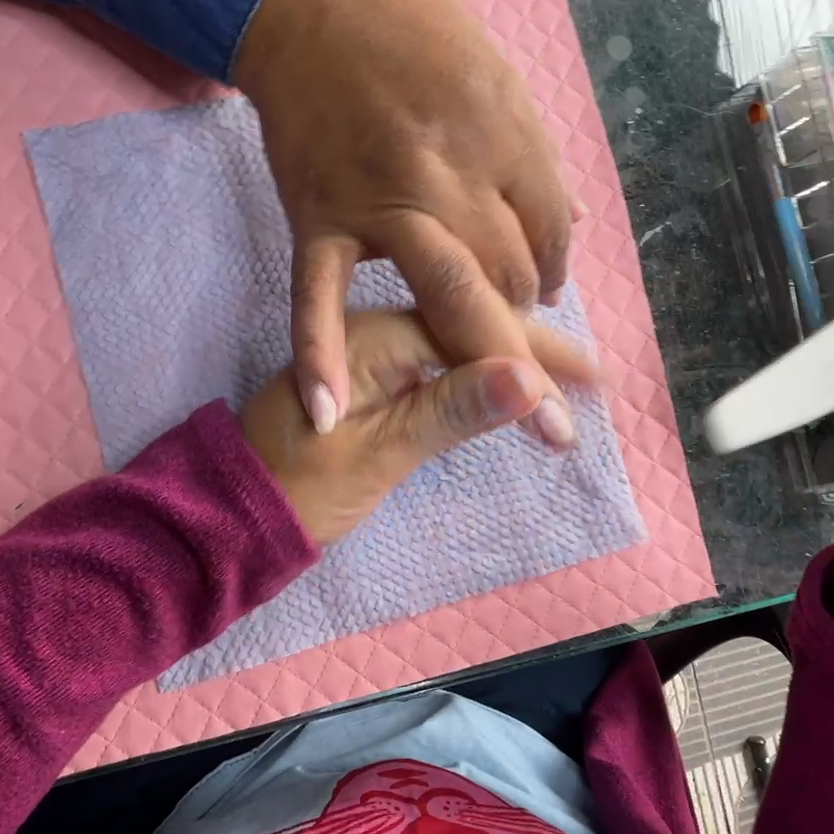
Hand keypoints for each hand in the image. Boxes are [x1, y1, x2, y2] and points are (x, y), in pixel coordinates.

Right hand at [232, 0, 578, 447]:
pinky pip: (317, 298)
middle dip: (530, 331)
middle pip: (511, 277)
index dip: (555, 271)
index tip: (546, 294)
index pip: (551, 230)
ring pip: (446, 296)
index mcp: (502, 133)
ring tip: (484, 381)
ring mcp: (381, 205)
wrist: (314, 10)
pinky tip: (329, 414)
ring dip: (475, 346)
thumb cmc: (412, 35)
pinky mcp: (319, 222)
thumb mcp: (495, 75)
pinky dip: (319, 355)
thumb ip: (532, 155)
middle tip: (540, 380)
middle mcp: (452, 176)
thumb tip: (570, 218)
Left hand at [242, 310, 598, 543]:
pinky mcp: (371, 372)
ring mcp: (371, 347)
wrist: (236, 507)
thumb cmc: (300, 487)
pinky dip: (478, 366)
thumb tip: (528, 378)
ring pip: (455, 338)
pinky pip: (437, 357)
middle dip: (534, 352)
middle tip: (597, 374)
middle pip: (468, 325)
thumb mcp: (380, 453)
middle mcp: (374, 327)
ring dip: (511, 356)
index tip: (590, 392)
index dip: (533, 364)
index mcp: (374, 335)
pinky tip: (508, 371)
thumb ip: (451, 410)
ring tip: (570, 371)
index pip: (471, 331)